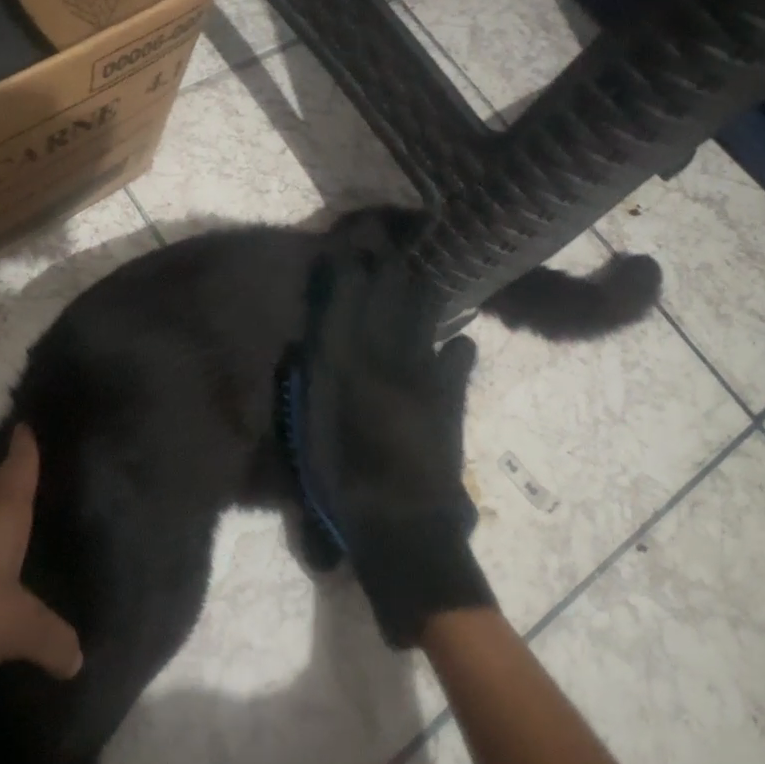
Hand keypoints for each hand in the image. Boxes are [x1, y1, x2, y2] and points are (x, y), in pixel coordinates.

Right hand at [293, 234, 494, 646]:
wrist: (403, 522)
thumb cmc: (341, 482)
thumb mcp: (311, 431)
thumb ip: (308, 384)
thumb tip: (306, 347)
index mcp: (347, 365)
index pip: (346, 303)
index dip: (347, 270)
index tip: (346, 243)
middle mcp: (386, 360)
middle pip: (388, 301)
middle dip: (386, 267)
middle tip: (386, 241)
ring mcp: (423, 377)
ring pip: (424, 319)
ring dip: (420, 295)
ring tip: (419, 276)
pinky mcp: (449, 400)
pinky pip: (456, 361)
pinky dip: (456, 349)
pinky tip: (459, 341)